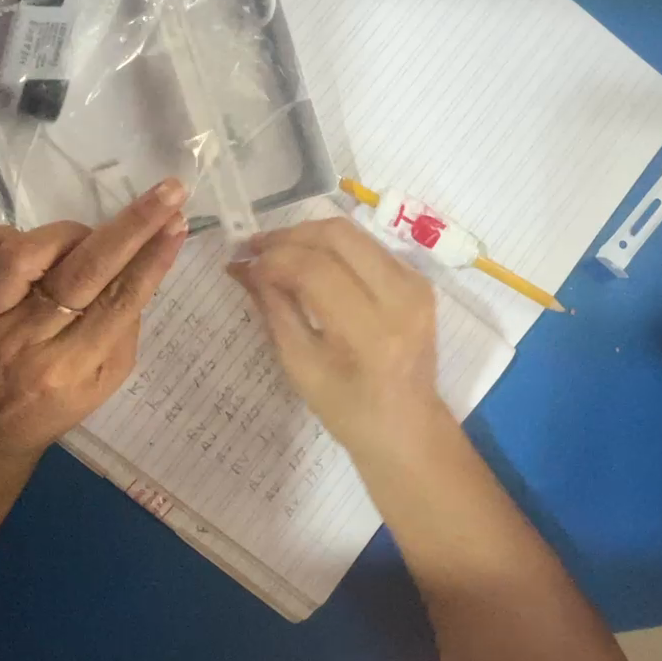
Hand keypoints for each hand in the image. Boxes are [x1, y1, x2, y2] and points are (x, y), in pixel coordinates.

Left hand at [0, 180, 189, 457]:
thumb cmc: (59, 403)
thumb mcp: (108, 381)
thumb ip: (122, 329)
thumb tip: (137, 268)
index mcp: (71, 367)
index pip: (120, 302)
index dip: (152, 260)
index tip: (178, 223)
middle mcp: (29, 338)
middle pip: (84, 271)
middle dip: (132, 227)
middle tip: (168, 192)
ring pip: (25, 253)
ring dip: (68, 234)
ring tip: (88, 237)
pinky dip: (1, 236)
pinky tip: (25, 244)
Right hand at [228, 217, 446, 458]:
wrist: (407, 427)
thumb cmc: (349, 411)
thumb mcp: (300, 367)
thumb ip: (274, 310)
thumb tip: (242, 268)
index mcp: (372, 333)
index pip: (315, 271)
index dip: (273, 260)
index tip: (243, 265)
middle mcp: (400, 299)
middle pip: (338, 236)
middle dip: (289, 237)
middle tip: (255, 249)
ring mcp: (415, 285)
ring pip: (353, 233)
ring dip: (308, 236)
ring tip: (276, 253)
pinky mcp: (419, 280)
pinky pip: (368, 246)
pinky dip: (332, 248)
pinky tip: (308, 262)